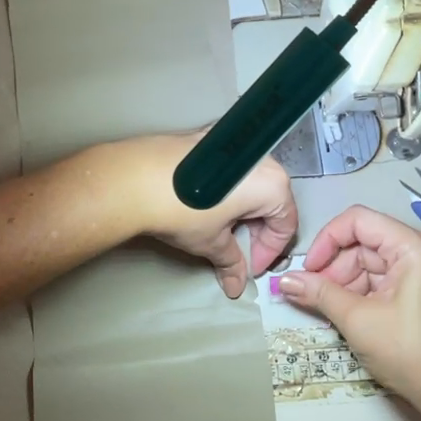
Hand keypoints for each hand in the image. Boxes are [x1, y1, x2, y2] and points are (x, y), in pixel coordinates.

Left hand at [108, 134, 297, 298]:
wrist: (135, 179)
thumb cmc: (178, 207)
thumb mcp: (210, 242)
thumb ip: (230, 262)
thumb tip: (235, 282)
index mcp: (271, 184)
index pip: (285, 224)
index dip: (268, 252)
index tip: (250, 267)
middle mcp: (259, 158)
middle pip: (271, 201)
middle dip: (255, 231)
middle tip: (235, 251)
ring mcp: (233, 143)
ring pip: (250, 182)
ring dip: (240, 209)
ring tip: (217, 229)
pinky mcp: (208, 137)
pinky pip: (229, 167)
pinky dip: (224, 188)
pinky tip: (203, 205)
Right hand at [279, 205, 420, 420]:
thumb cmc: (412, 354)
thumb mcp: (358, 321)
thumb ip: (319, 294)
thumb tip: (283, 281)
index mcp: (413, 248)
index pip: (358, 221)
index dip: (326, 240)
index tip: (307, 270)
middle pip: (364, 244)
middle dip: (334, 268)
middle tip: (312, 297)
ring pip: (372, 266)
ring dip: (345, 285)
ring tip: (328, 312)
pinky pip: (385, 284)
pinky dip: (362, 296)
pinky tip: (348, 318)